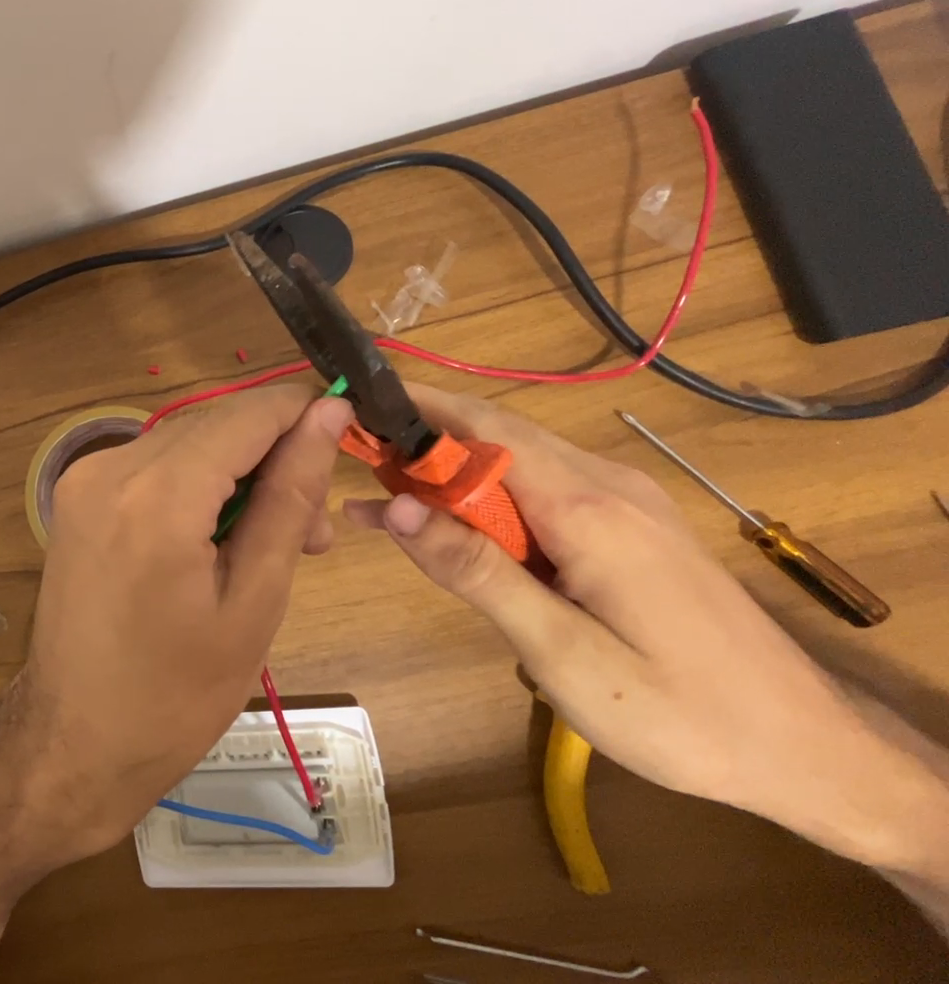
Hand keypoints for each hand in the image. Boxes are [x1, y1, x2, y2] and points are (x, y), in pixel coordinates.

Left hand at [1, 385, 351, 864]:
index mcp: (156, 495)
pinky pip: (150, 468)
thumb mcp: (253, 600)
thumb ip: (290, 498)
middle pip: (211, 423)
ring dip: (236, 473)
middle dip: (272, 453)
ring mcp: (82, 481)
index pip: (246, 413)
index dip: (303, 411)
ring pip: (183, 442)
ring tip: (279, 543)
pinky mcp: (74, 499)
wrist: (76, 737)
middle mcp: (109, 468)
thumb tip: (326, 415)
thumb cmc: (176, 693)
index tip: (350, 433)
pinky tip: (221, 537)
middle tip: (315, 529)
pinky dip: (194, 487)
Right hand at [343, 384, 948, 874]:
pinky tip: (452, 527)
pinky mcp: (631, 528)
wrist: (807, 748)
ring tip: (381, 494)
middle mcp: (607, 486)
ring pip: (518, 461)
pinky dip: (485, 496)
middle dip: (421, 436)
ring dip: (448, 469)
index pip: (484, 431)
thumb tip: (396, 507)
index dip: (415, 413)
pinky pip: (543, 489)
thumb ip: (477, 573)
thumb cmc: (677, 711)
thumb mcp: (562, 653)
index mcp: (588, 509)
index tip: (351, 410)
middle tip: (350, 453)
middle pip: (497, 436)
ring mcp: (625, 504)